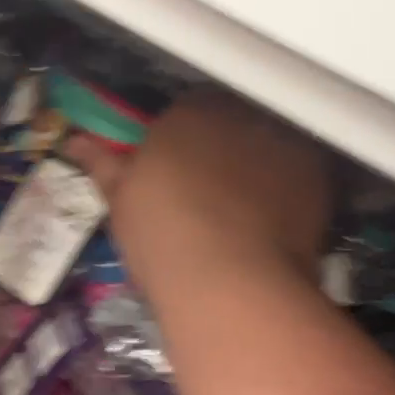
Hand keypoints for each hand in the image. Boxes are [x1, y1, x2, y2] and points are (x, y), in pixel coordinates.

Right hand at [65, 90, 331, 288]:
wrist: (229, 281)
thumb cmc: (162, 238)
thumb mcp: (121, 204)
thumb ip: (104, 166)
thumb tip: (77, 142)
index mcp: (186, 113)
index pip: (181, 114)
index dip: (174, 147)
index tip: (167, 180)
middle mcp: (240, 114)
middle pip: (228, 126)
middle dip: (218, 153)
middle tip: (201, 201)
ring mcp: (284, 142)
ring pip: (264, 149)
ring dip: (254, 172)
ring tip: (237, 220)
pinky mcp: (317, 176)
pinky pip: (295, 178)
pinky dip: (284, 196)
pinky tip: (266, 231)